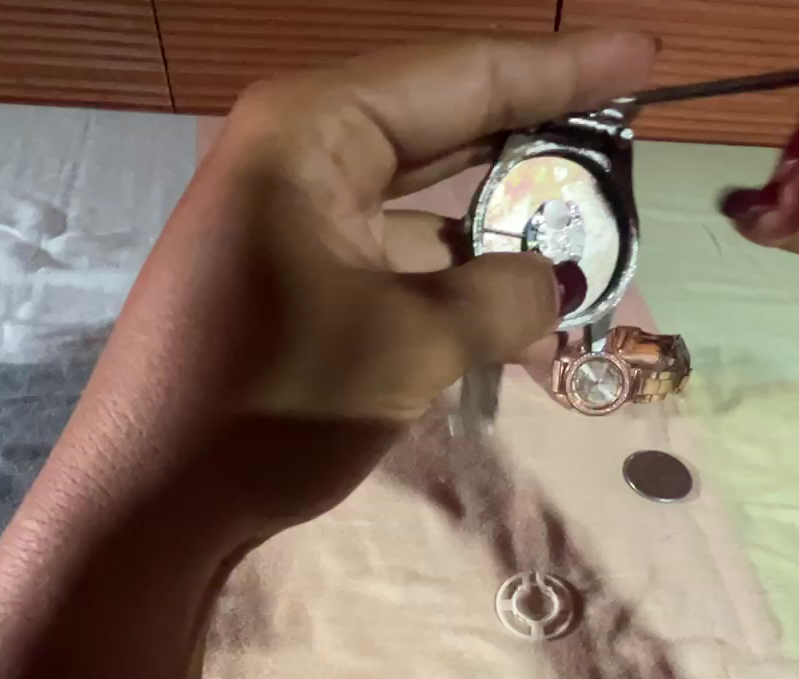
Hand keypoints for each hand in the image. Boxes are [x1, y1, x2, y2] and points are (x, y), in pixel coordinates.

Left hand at [81, 33, 653, 534]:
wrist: (154, 502)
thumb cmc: (273, 403)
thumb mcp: (409, 346)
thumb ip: (501, 298)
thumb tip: (555, 281)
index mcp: (314, 132)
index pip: (463, 76)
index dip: (563, 67)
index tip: (645, 57)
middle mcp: (299, 161)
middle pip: (445, 133)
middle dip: (536, 148)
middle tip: (620, 150)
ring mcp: (291, 228)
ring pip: (424, 215)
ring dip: (499, 245)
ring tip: (583, 265)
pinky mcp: (293, 289)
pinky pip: (395, 269)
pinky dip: (454, 293)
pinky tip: (512, 326)